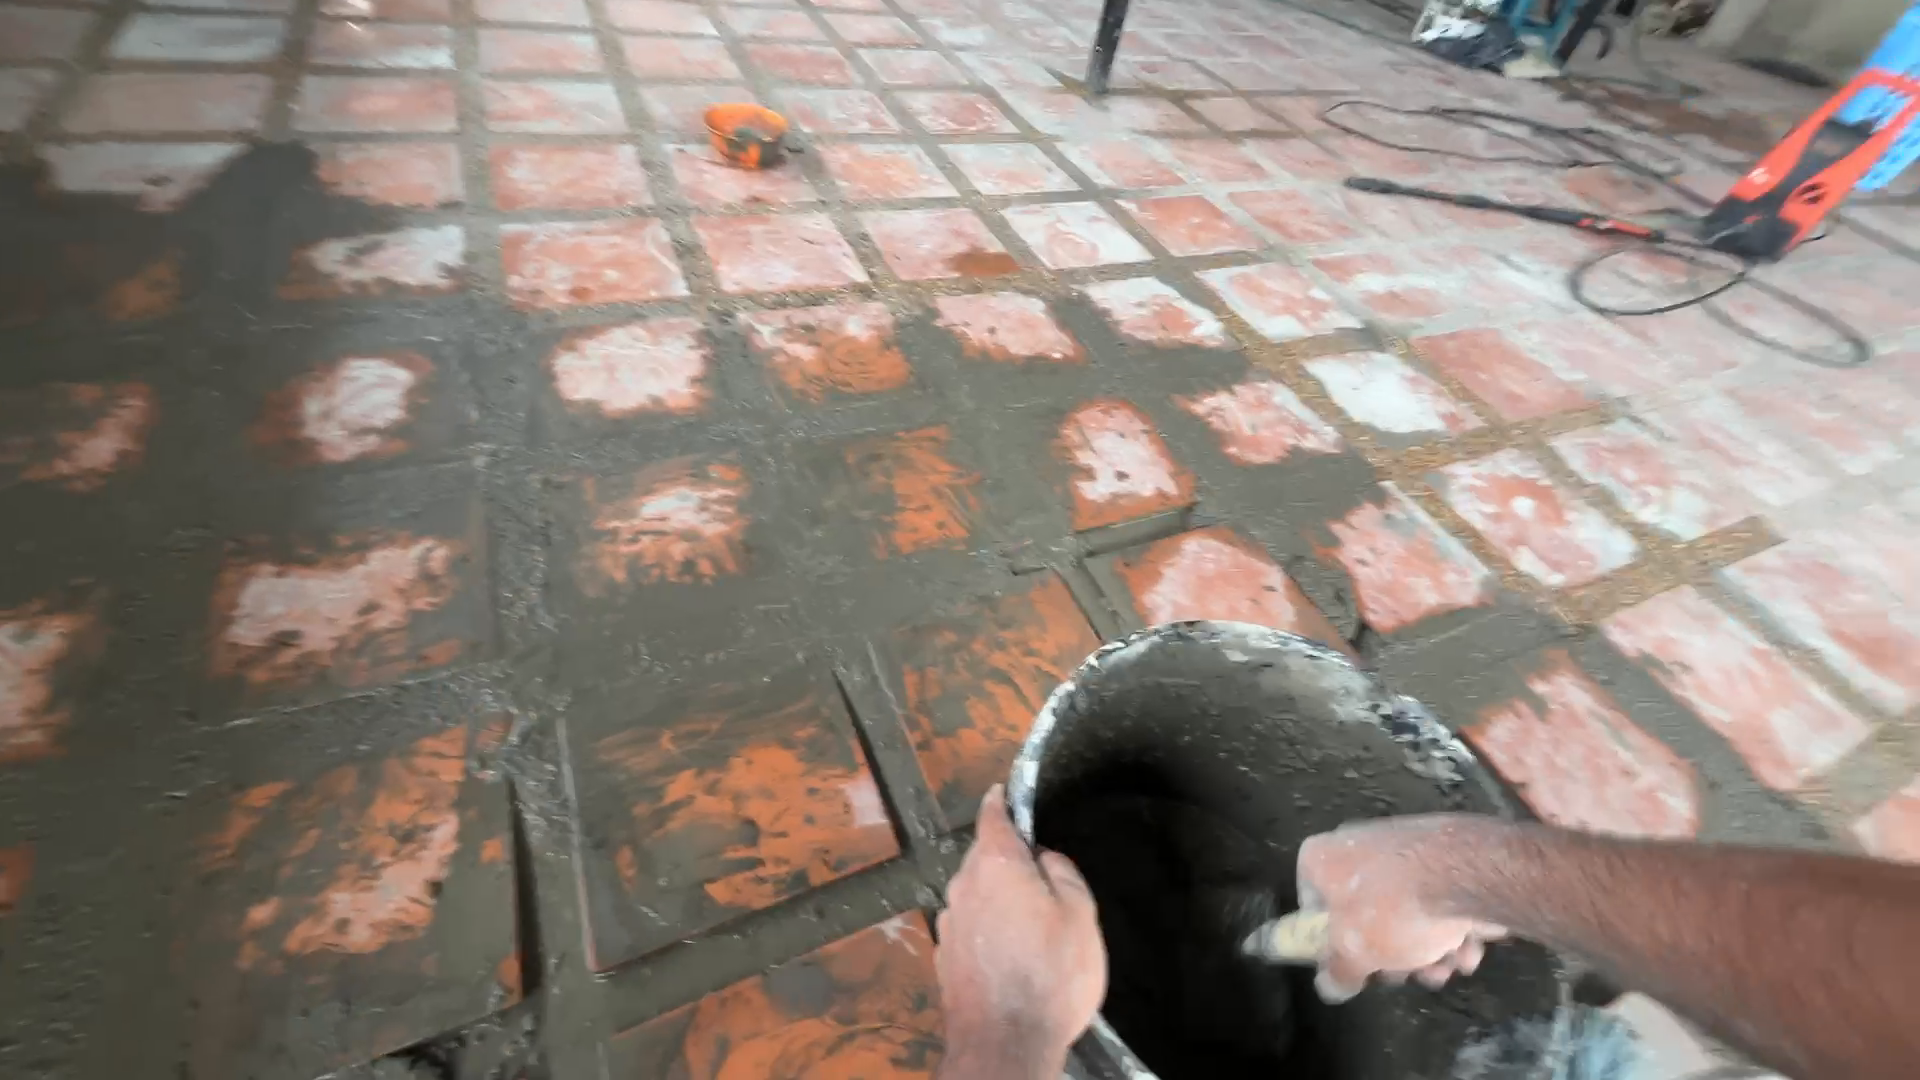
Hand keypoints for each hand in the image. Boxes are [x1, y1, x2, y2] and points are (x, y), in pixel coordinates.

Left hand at [935, 785, 1106, 1077]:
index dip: (1000, 800)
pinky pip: (968, 924)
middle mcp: (964, 883)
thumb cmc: (1051, 974)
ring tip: (1026, 924)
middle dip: (1005, 857)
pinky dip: (984, 927)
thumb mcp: (1080, 916)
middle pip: (984, 855)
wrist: (1004, 1045)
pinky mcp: (944, 955)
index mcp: (996, 863)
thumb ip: (1063, 873)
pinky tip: (1005, 953)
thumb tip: (1043, 857)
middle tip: (1037, 877)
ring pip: (974, 890)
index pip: (992, 815)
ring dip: (994, 895)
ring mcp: (949, 920)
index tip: (1004, 792)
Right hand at [1295, 814, 1507, 1003]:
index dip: (1335, 944)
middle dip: (1391, 953)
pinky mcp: (1436, 856)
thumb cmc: (1392, 908)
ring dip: (1425, 949)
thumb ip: (1338, 972)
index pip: (1312, 907)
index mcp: (1318, 858)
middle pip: (1363, 915)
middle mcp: (1352, 846)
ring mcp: (1396, 849)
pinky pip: (1432, 898)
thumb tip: (1328, 986)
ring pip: (1403, 913)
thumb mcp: (1355, 953)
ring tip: (1445, 964)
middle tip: (1407, 971)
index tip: (1360, 967)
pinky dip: (1447, 926)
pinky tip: (1466, 947)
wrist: (1462, 872)